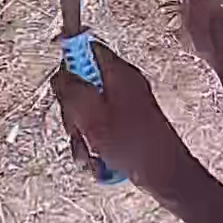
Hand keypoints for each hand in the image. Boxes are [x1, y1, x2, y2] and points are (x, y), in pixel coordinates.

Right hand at [51, 41, 189, 190]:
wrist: (165, 176)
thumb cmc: (134, 144)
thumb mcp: (90, 114)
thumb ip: (71, 89)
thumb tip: (60, 75)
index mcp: (119, 73)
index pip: (88, 47)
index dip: (69, 56)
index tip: (58, 75)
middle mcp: (124, 84)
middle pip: (84, 82)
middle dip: (73, 108)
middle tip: (75, 126)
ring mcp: (127, 105)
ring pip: (89, 108)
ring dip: (82, 131)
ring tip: (87, 151)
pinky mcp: (129, 124)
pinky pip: (101, 126)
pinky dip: (95, 142)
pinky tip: (97, 159)